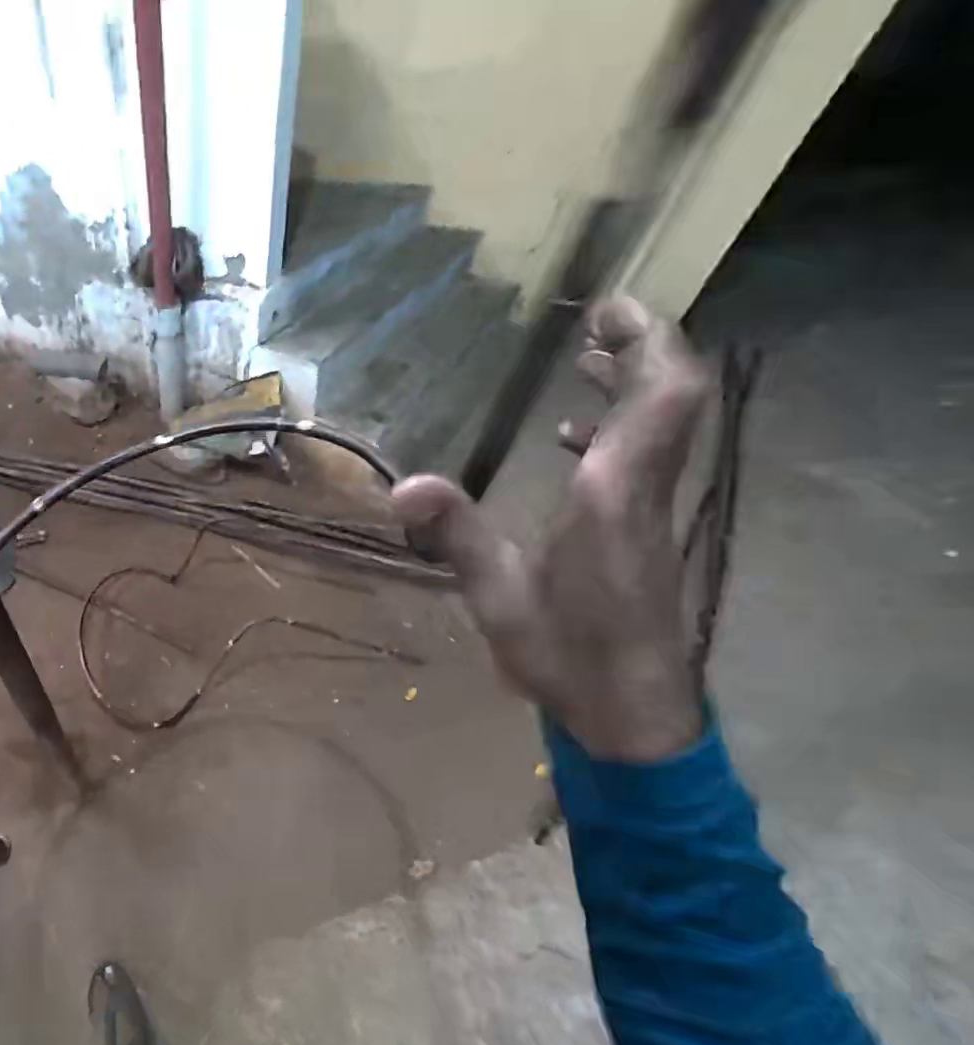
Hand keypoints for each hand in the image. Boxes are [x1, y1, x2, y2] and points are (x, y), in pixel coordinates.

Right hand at [392, 296, 711, 761]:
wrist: (631, 710)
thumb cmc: (565, 651)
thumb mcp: (496, 593)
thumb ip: (454, 533)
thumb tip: (399, 485)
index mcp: (613, 496)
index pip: (660, 399)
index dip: (646, 343)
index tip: (610, 308)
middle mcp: (642, 492)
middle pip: (672, 400)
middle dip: (642, 350)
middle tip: (594, 321)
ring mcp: (647, 513)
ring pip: (662, 427)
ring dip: (632, 386)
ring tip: (585, 360)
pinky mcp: (639, 533)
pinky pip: (641, 459)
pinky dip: (615, 429)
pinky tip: (570, 435)